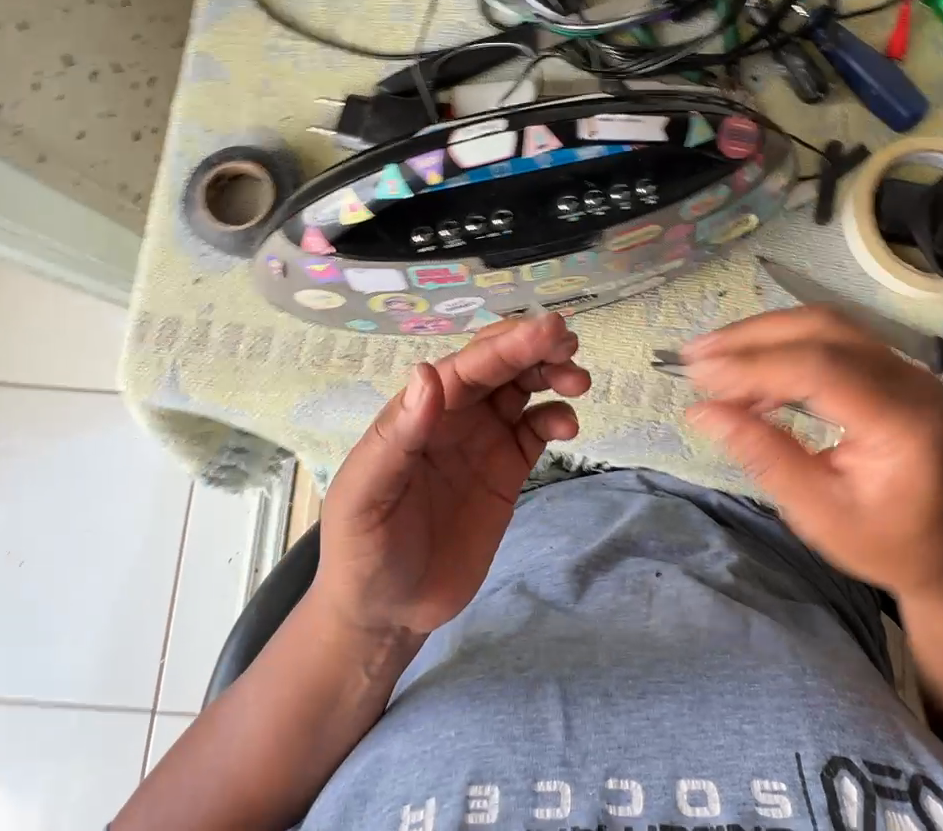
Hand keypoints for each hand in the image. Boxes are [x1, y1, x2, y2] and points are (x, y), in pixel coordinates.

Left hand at [316, 313, 589, 637]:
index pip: (467, 367)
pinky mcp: (506, 472)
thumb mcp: (367, 496)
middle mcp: (453, 417)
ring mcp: (483, 443)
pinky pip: (536, 431)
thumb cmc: (363, 551)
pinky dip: (555, 418)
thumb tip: (428, 372)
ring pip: (523, 391)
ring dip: (551, 375)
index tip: (547, 331)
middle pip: (499, 368)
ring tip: (579, 381)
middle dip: (535, 349)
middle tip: (570, 345)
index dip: (506, 345)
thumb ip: (397, 437)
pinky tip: (568, 425)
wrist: (388, 611)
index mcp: (417, 413)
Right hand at [679, 306, 942, 596]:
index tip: (697, 375)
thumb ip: (762, 454)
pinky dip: (784, 349)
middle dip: (751, 337)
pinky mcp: (893, 370)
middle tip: (694, 356)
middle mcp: (910, 379)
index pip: (818, 368)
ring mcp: (905, 369)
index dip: (752, 365)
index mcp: (901, 420)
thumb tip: (701, 411)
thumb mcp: (817, 513)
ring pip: (824, 325)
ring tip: (712, 360)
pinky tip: (751, 378)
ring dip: (763, 336)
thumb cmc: (885, 544)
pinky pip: (832, 340)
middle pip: (821, 329)